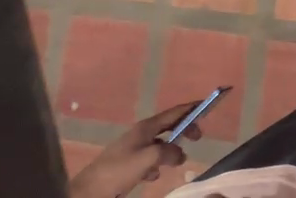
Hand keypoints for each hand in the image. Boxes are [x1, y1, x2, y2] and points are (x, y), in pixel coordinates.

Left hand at [68, 103, 201, 197]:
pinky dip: (155, 165)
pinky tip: (152, 176)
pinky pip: (148, 159)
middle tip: (197, 139)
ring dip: (170, 152)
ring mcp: (131, 149)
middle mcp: (140, 134)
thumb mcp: (150, 158)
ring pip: (159, 145)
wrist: (85, 193)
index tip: (210, 106)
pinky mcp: (125, 165)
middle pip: (169, 127)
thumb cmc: (119, 170)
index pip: (176, 112)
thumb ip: (171, 151)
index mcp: (146, 127)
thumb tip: (181, 153)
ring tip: (175, 163)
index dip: (193, 108)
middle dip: (184, 131)